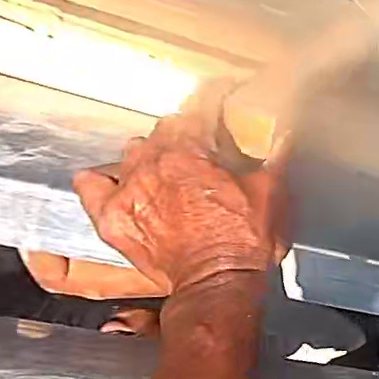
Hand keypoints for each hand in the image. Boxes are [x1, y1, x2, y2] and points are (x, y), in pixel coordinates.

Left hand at [27, 87, 287, 299]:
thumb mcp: (273, 194)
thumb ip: (276, 158)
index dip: (216, 98)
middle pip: (165, 129)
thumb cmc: (247, 240)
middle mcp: (152, 164)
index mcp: (191, 152)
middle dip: (189, 132)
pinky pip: (91, 184)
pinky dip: (105, 179)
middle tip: (208, 146)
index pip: (200, 108)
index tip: (225, 96)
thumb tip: (286, 134)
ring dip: (153, 155)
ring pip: (133, 152)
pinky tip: (121, 181)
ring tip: (172, 168)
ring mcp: (128, 190)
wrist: (218, 283)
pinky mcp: (113, 218)